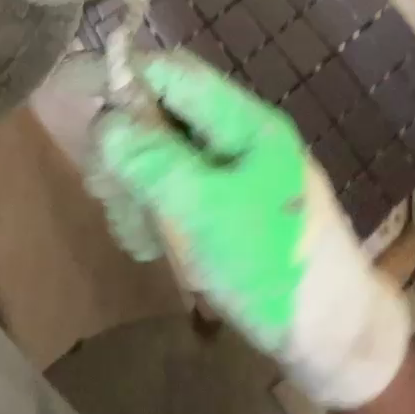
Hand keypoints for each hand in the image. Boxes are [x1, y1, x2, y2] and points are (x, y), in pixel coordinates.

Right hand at [91, 50, 410, 409]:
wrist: (336, 343)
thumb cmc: (274, 267)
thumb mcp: (206, 212)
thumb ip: (152, 159)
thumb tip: (103, 122)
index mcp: (240, 120)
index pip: (169, 70)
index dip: (121, 77)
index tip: (78, 101)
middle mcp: (231, 135)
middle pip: (154, 111)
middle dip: (123, 149)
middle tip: (109, 191)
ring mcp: (226, 170)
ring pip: (153, 151)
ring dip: (131, 187)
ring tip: (139, 234)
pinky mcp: (219, 203)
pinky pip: (166, 186)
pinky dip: (148, 210)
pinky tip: (150, 244)